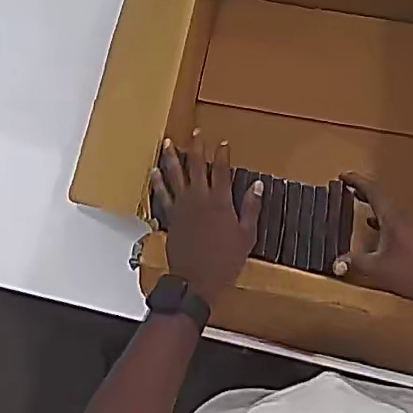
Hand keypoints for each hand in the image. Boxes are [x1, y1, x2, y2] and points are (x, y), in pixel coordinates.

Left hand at [150, 131, 261, 302]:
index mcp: (221, 202)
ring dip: (172, 157)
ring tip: (168, 142)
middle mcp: (200, 198)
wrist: (198, 279)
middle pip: (197, 166)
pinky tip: (154, 171)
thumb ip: (251, 208)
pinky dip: (158, 182)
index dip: (222, 154)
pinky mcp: (171, 216)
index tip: (222, 142)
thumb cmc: (225, 260)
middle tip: (195, 133)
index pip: (222, 170)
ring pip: (175, 175)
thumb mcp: (246, 235)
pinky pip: (162, 194)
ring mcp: (183, 206)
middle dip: (197, 147)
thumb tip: (258, 185)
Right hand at [333, 172, 412, 303]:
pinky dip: (381, 217)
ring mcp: (412, 227)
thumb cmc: (411, 273)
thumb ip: (355, 263)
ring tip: (359, 201)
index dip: (357, 181)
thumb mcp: (378, 269)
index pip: (373, 191)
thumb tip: (335, 262)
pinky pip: (395, 219)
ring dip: (373, 202)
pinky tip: (375, 226)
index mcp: (392, 218)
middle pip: (381, 196)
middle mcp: (402, 218)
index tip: (343, 176)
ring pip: (388, 207)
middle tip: (348, 186)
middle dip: (363, 189)